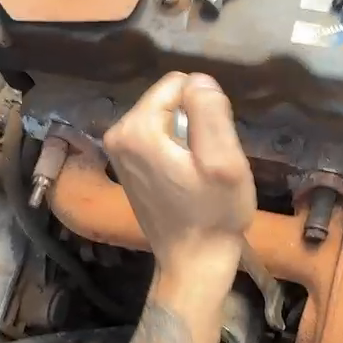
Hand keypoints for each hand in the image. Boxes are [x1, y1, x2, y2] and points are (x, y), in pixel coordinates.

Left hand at [103, 72, 254, 290]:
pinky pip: (160, 137)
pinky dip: (179, 151)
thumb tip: (199, 80)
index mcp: (136, 129)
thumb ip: (210, 112)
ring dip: (190, 138)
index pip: (180, 84)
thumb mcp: (224, 162)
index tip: (213, 146)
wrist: (193, 263)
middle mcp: (118, 134)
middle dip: (196, 123)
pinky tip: (188, 179)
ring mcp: (119, 152)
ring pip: (168, 119)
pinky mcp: (127, 166)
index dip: (206, 110)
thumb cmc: (214, 214)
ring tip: (199, 173)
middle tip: (208, 162)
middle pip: (171, 100)